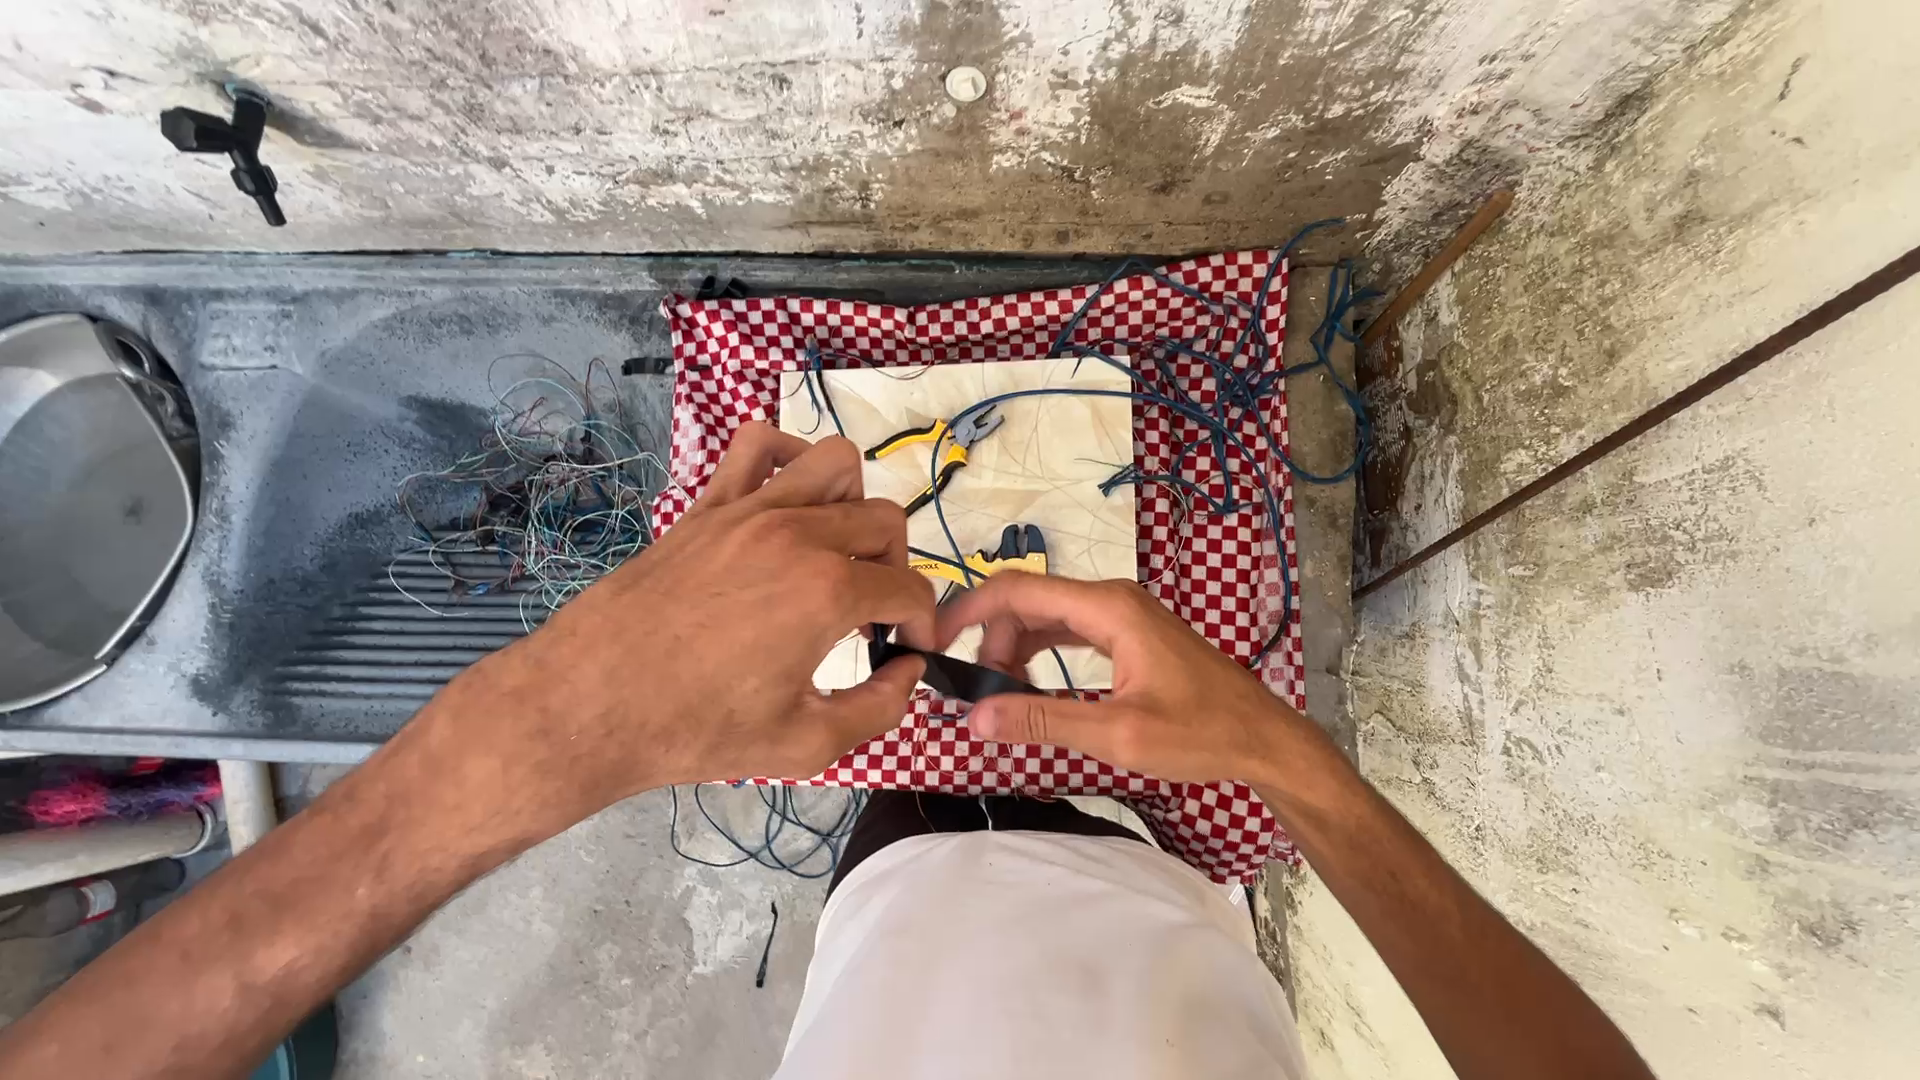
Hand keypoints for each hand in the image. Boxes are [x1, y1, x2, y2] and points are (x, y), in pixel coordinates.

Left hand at [425, 422, 933, 831]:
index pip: (912, 589)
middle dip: (896, 568)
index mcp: (829, 592)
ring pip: (837, 463)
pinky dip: (787, 457)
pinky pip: (759, 444)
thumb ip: (880, 707)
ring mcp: (751, 510)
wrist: (590, 705)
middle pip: (887, 521)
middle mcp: (799, 535)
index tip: (909, 649)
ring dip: (855, 504)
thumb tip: (910, 670)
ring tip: (836, 552)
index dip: (925, 622)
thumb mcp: (807, 744)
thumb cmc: (698, 731)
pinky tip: (787, 503)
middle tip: (871, 614)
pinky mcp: (710, 506)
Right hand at [934, 573, 1324, 785]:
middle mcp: (1110, 599)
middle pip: (1027, 603)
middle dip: (993, 641)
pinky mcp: (1126, 632)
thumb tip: (976, 715)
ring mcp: (1120, 613)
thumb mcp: (1118, 734)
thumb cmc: (1200, 733)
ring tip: (1007, 696)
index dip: (968, 609)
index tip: (934, 640)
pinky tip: (1033, 685)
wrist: (1264, 738)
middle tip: (983, 694)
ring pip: (1045, 617)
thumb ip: (1043, 720)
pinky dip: (1041, 653)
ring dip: (1016, 650)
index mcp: (1107, 608)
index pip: (1018, 590)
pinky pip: (1067, 631)